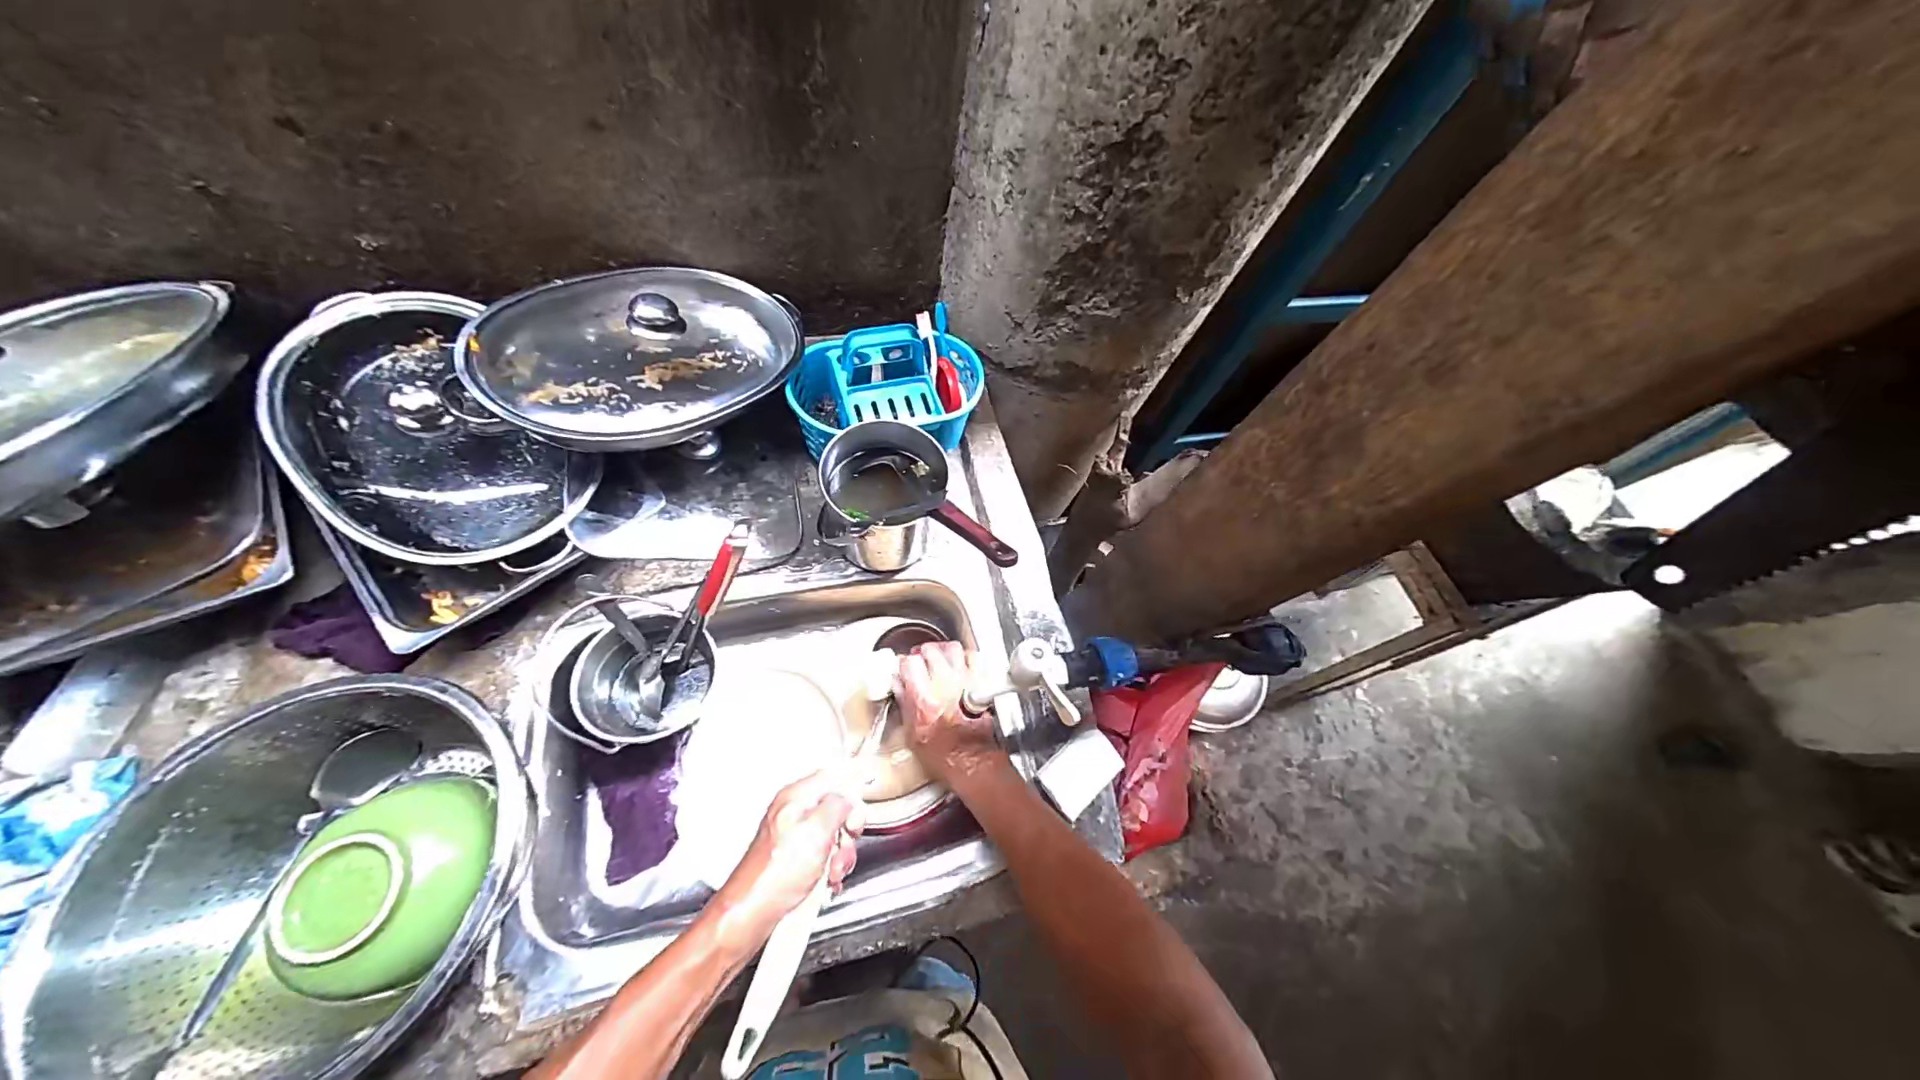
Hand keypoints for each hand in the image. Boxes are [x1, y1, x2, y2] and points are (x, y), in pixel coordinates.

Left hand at [716, 771, 865, 945]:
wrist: (751, 914)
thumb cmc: (774, 876)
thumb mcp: (817, 831)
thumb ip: (837, 805)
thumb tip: (849, 797)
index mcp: (796, 797)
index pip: (833, 776)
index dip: (850, 793)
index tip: (855, 815)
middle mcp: (794, 813)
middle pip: (837, 808)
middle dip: (847, 832)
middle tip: (841, 846)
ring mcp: (794, 837)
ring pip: (834, 835)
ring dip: (840, 855)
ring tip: (831, 871)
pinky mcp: (795, 859)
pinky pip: (824, 855)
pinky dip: (830, 868)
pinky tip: (826, 881)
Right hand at [899, 641, 1005, 784]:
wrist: (974, 764)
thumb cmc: (945, 756)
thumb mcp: (912, 735)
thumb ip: (904, 703)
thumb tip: (898, 684)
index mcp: (924, 699)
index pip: (909, 663)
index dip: (905, 663)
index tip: (905, 668)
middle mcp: (945, 686)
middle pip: (930, 650)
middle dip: (923, 654)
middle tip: (921, 662)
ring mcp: (966, 682)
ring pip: (952, 648)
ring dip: (944, 651)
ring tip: (940, 660)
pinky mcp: (982, 683)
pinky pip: (973, 657)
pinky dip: (965, 657)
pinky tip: (960, 666)